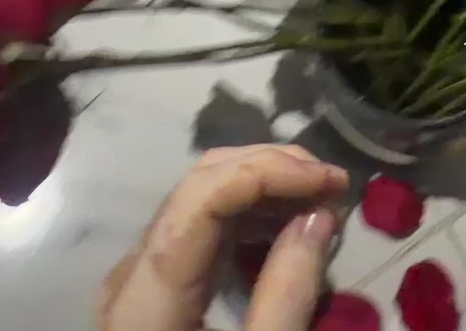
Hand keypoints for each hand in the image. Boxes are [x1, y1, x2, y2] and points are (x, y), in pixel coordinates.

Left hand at [98, 145, 348, 330]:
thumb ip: (288, 293)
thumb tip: (319, 214)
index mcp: (146, 296)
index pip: (204, 195)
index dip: (272, 172)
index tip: (333, 182)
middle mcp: (133, 270)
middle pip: (201, 182)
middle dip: (273, 169)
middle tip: (332, 184)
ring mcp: (138, 276)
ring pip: (200, 195)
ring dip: (264, 185)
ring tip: (318, 201)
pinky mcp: (152, 288)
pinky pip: (199, 227)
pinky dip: (247, 214)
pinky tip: (284, 228)